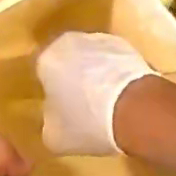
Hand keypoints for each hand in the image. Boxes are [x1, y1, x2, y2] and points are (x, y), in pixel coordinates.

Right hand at [36, 31, 154, 154]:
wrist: (135, 108)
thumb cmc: (87, 122)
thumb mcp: (54, 136)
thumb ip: (48, 119)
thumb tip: (54, 112)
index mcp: (47, 58)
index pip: (40, 69)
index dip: (46, 86)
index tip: (54, 103)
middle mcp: (70, 41)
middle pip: (64, 57)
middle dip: (68, 74)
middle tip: (76, 100)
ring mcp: (99, 39)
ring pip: (88, 55)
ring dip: (91, 71)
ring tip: (101, 98)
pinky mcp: (124, 43)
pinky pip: (110, 58)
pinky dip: (111, 70)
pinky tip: (118, 92)